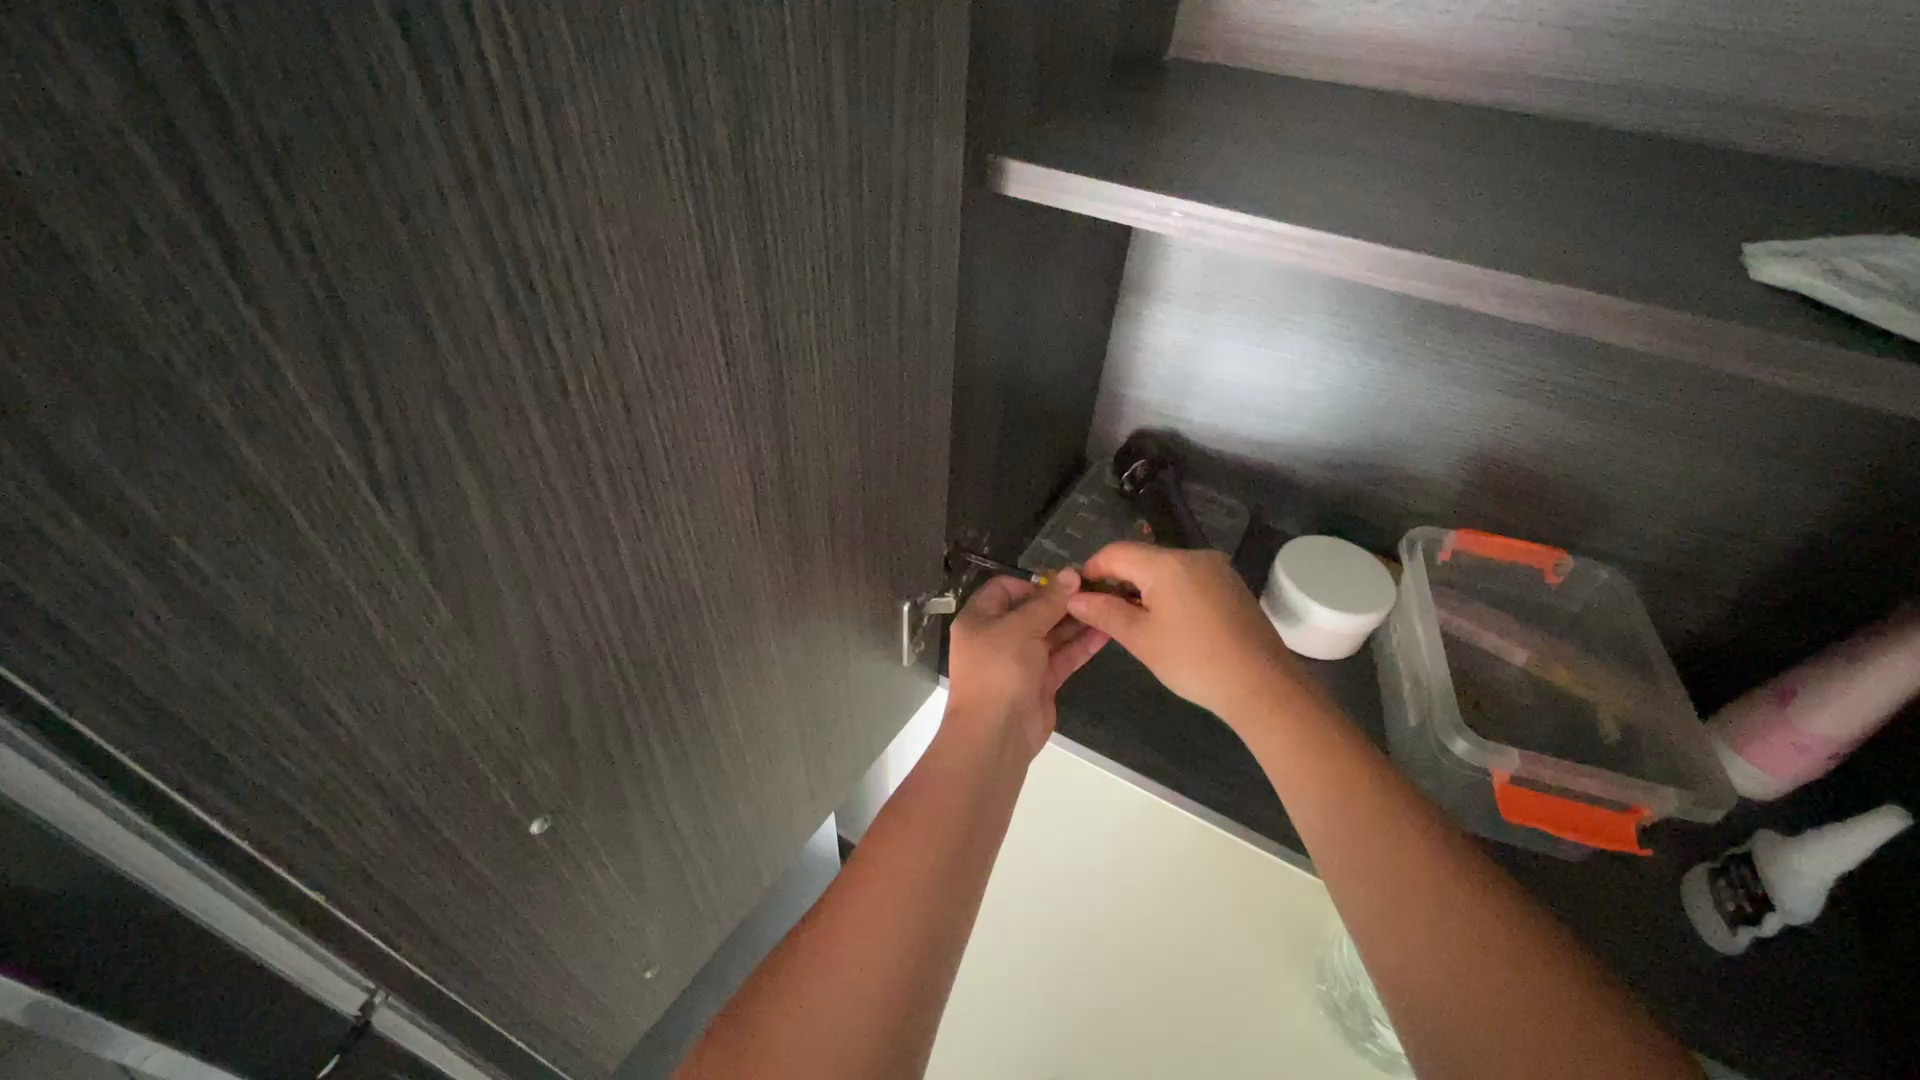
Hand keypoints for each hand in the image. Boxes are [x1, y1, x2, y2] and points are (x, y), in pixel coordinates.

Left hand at [944, 570, 1108, 758]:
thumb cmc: (998, 670)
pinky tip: (1105, 632)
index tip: (1064, 581)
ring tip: (1107, 606)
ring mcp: (1020, 661)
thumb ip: (1048, 602)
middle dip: (1062, 601)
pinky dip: (1081, 645)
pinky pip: (1062, 657)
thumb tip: (1070, 574)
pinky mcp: (1040, 682)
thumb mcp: (1021, 628)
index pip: (1004, 589)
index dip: (1033, 583)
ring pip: (1051, 635)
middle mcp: (998, 637)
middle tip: (1096, 589)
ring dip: (1076, 622)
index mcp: (980, 619)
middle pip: (1032, 611)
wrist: (995, 733)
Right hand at [1066, 542, 1301, 723]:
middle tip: (1101, 614)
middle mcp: (1194, 556)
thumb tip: (1074, 599)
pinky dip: (1170, 595)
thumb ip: (1104, 613)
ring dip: (1144, 590)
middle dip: (1118, 582)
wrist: (1262, 685)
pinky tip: (1168, 625)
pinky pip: (1189, 580)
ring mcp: (1217, 570)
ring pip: (1166, 570)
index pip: (1116, 553)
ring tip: (1132, 623)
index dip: (1091, 570)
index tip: (1077, 596)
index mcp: (1167, 564)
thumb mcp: (1140, 639)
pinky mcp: (1231, 586)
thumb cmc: (1193, 661)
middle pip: (1142, 559)